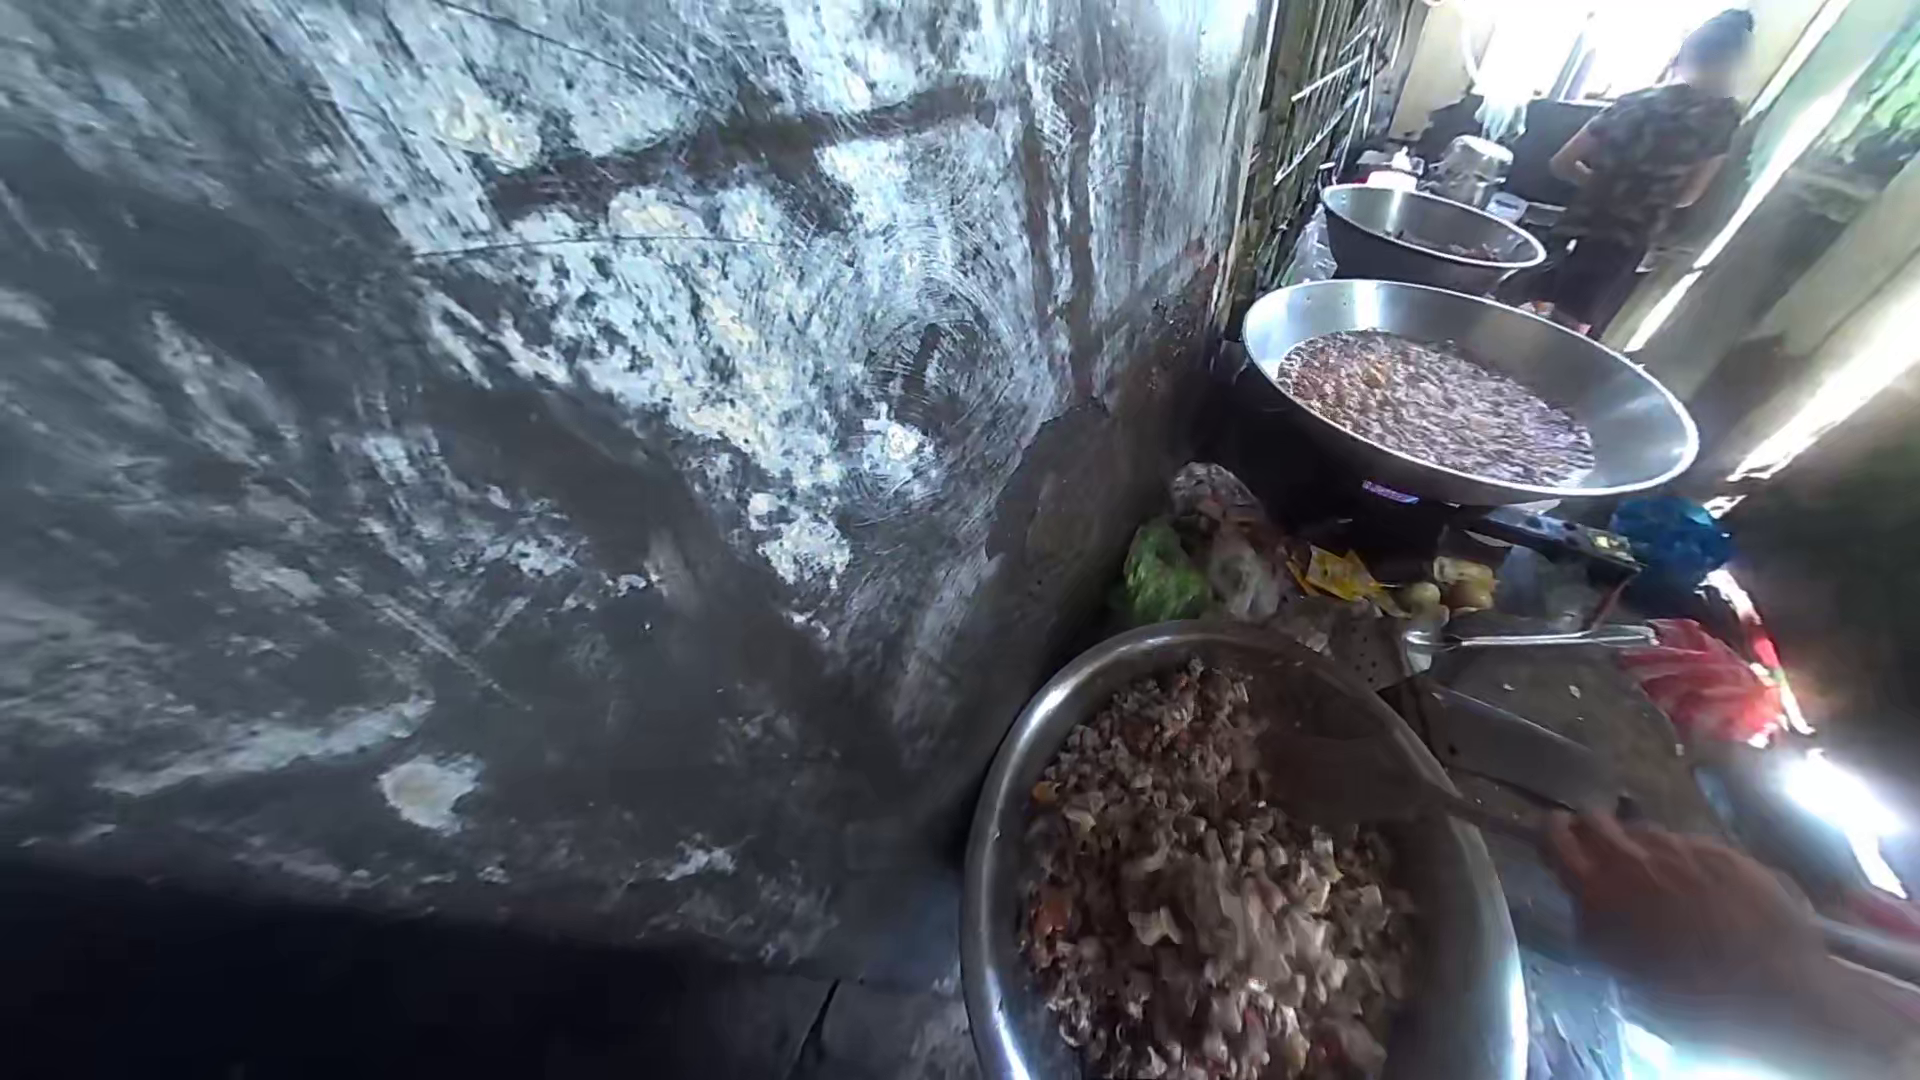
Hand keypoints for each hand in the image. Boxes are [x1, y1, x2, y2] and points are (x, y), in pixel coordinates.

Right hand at [1545, 812, 1823, 1000]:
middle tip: (1605, 846)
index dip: (1551, 828)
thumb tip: (1576, 894)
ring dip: (1645, 843)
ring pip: (1647, 829)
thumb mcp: (1612, 959)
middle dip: (1594, 827)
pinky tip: (1705, 879)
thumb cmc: (1686, 990)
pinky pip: (1695, 843)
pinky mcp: (1728, 856)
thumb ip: (1585, 915)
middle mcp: (1629, 857)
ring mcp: (1681, 853)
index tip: (1557, 830)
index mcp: (1593, 882)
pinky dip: (1691, 855)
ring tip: (1661, 867)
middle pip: (1595, 818)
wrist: (1786, 1005)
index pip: (1553, 833)